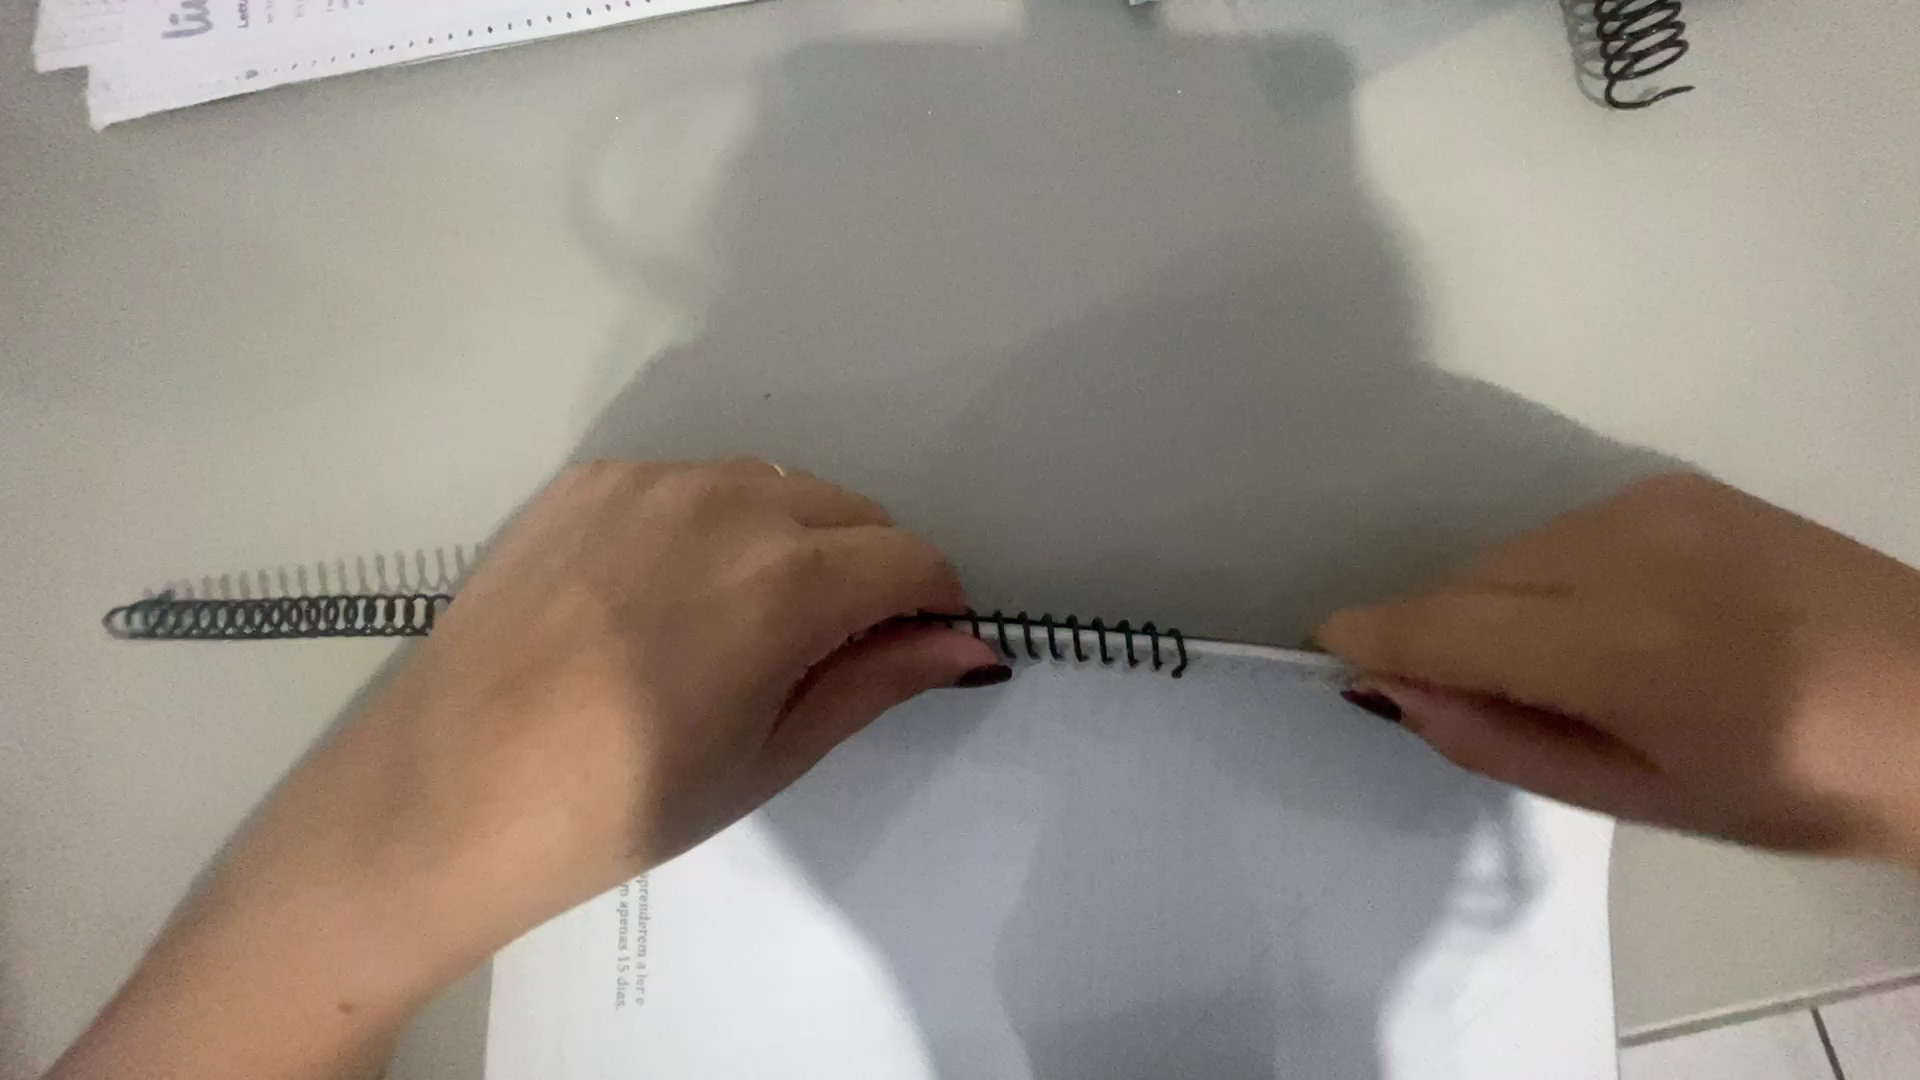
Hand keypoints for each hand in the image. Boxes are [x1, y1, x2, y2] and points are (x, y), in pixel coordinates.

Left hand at [47, 459, 1002, 1079]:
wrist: (433, 801)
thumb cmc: (622, 804)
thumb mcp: (772, 754)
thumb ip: (881, 680)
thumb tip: (974, 648)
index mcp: (784, 582)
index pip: (914, 559)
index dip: (933, 603)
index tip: (914, 642)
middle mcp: (728, 503)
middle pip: (858, 512)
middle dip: (871, 571)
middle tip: (824, 644)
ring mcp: (652, 481)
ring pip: (784, 486)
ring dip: (801, 540)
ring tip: (743, 615)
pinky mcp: (593, 478)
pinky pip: (702, 481)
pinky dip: (724, 523)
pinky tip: (673, 588)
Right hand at [1318, 472, 1919, 866]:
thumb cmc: (1801, 783)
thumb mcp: (1637, 797)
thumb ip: (1492, 740)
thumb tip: (1386, 688)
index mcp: (1628, 649)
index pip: (1444, 628)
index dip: (1371, 636)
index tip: (1323, 646)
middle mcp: (1624, 553)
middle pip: (1458, 584)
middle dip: (1432, 632)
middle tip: (1463, 686)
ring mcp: (1644, 507)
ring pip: (1494, 555)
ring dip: (1483, 605)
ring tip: (1551, 653)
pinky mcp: (1661, 485)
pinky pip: (1542, 535)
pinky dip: (1533, 577)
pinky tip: (1597, 609)